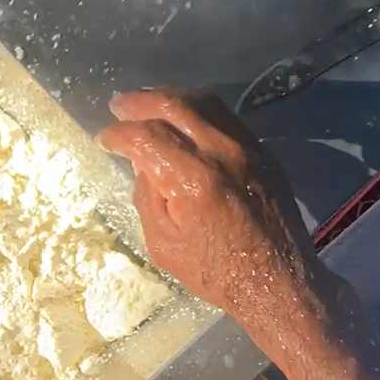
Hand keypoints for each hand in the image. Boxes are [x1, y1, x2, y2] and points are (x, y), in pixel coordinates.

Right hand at [97, 89, 324, 318]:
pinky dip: (196, 110)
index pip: (147, 137)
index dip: (119, 134)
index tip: (103, 138)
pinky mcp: (262, 153)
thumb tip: (142, 163)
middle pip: (176, 106)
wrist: (276, 281)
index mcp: (193, 180)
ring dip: (170, 98)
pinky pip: (224, 117)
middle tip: (118, 105)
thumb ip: (148, 198)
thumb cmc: (215, 271)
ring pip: (204, 103)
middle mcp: (222, 153)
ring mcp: (247, 148)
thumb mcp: (163, 243)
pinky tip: (181, 119)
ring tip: (147, 103)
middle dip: (140, 102)